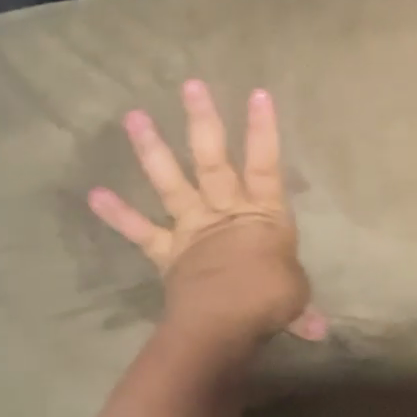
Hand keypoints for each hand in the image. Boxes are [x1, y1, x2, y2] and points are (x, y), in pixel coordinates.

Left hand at [88, 80, 326, 352]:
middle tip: (190, 86)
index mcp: (264, 214)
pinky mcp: (166, 251)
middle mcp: (226, 210)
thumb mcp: (295, 298)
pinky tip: (95, 193)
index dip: (263, 129)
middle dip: (202, 120)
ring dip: (152, 149)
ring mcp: (191, 227)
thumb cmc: (267, 302)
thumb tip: (321, 331)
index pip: (267, 163)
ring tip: (133, 115)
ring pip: (171, 181)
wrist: (220, 327)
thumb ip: (302, 306)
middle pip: (213, 157)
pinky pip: (140, 230)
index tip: (257, 93)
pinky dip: (117, 213)